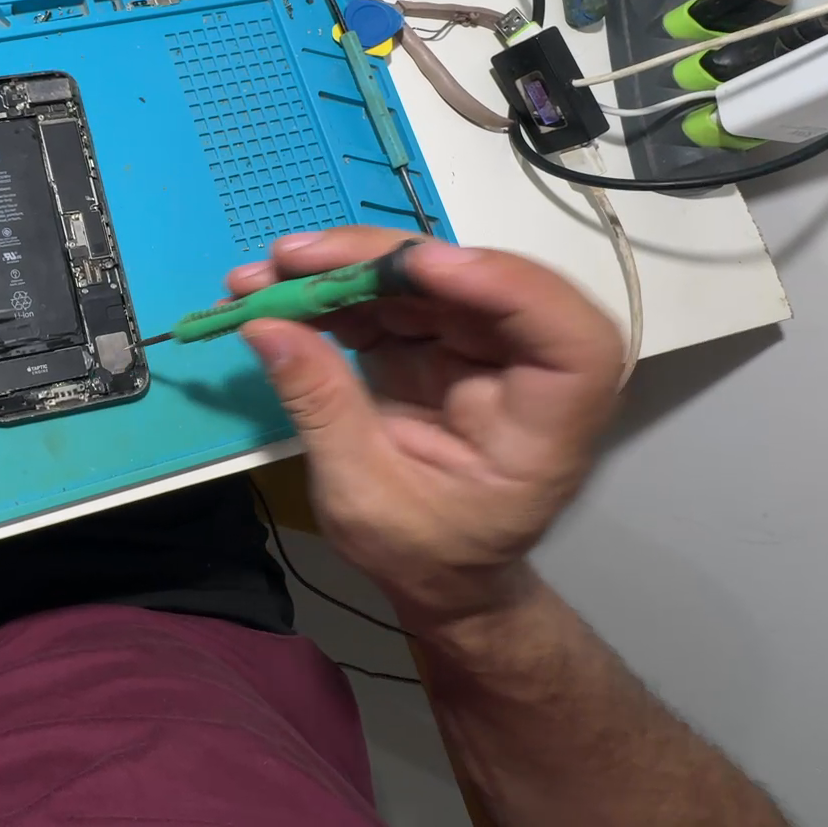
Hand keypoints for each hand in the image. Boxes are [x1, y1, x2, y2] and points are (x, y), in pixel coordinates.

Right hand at [229, 227, 622, 627]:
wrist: (432, 569)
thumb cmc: (420, 550)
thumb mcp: (358, 492)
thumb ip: (319, 406)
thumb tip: (263, 325)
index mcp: (541, 430)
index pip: (568, 340)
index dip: (504, 287)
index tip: (418, 266)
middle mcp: (520, 372)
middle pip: (472, 286)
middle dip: (375, 261)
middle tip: (290, 259)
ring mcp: (474, 350)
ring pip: (417, 280)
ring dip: (336, 269)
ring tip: (260, 277)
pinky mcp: (431, 343)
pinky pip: (382, 299)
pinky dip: (326, 294)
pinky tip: (275, 296)